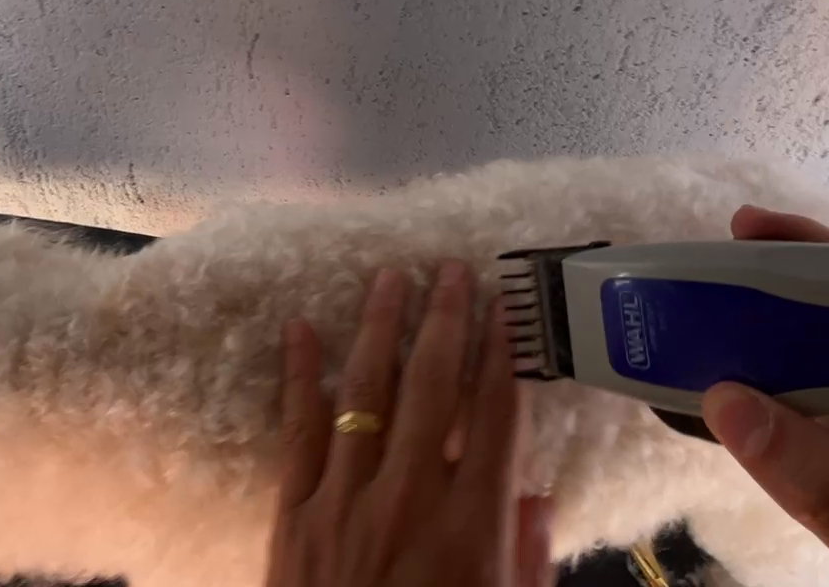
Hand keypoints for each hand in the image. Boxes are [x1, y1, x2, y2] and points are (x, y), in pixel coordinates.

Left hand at [266, 262, 554, 586]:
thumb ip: (527, 561)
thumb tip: (534, 494)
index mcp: (471, 529)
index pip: (495, 416)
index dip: (501, 354)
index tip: (503, 306)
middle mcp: (410, 499)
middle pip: (434, 387)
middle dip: (446, 321)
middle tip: (452, 270)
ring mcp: (345, 501)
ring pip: (367, 392)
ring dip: (380, 328)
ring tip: (391, 277)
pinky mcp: (294, 514)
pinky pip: (298, 431)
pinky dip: (299, 375)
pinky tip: (299, 326)